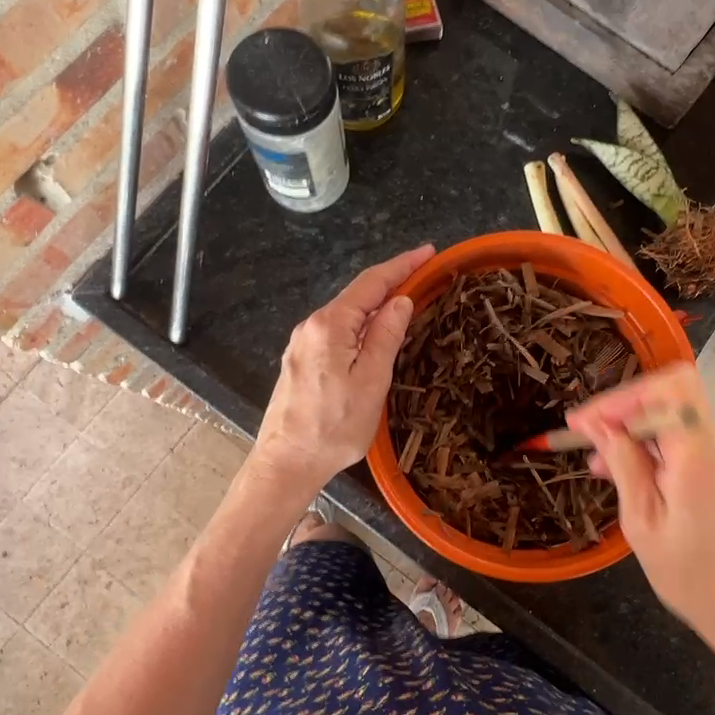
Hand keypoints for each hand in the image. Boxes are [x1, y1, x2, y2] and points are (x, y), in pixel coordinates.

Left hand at [252, 245, 434, 487]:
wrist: (286, 463)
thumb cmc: (334, 427)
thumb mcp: (371, 382)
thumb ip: (386, 337)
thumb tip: (400, 302)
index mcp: (330, 326)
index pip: (371, 283)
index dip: (402, 265)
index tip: (428, 252)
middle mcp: (311, 327)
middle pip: (356, 295)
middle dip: (391, 281)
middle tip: (424, 274)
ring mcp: (302, 345)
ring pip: (346, 314)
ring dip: (376, 304)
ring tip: (406, 300)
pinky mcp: (300, 362)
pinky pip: (337, 332)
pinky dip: (360, 324)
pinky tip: (374, 332)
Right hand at [566, 364, 714, 655]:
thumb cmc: (697, 578)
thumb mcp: (644, 525)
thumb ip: (624, 467)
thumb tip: (601, 427)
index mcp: (699, 453)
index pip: (669, 386)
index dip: (624, 395)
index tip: (587, 423)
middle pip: (669, 397)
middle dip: (623, 412)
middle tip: (586, 441)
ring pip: (675, 419)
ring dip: (635, 433)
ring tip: (600, 466)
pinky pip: (686, 442)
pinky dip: (655, 450)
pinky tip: (632, 479)